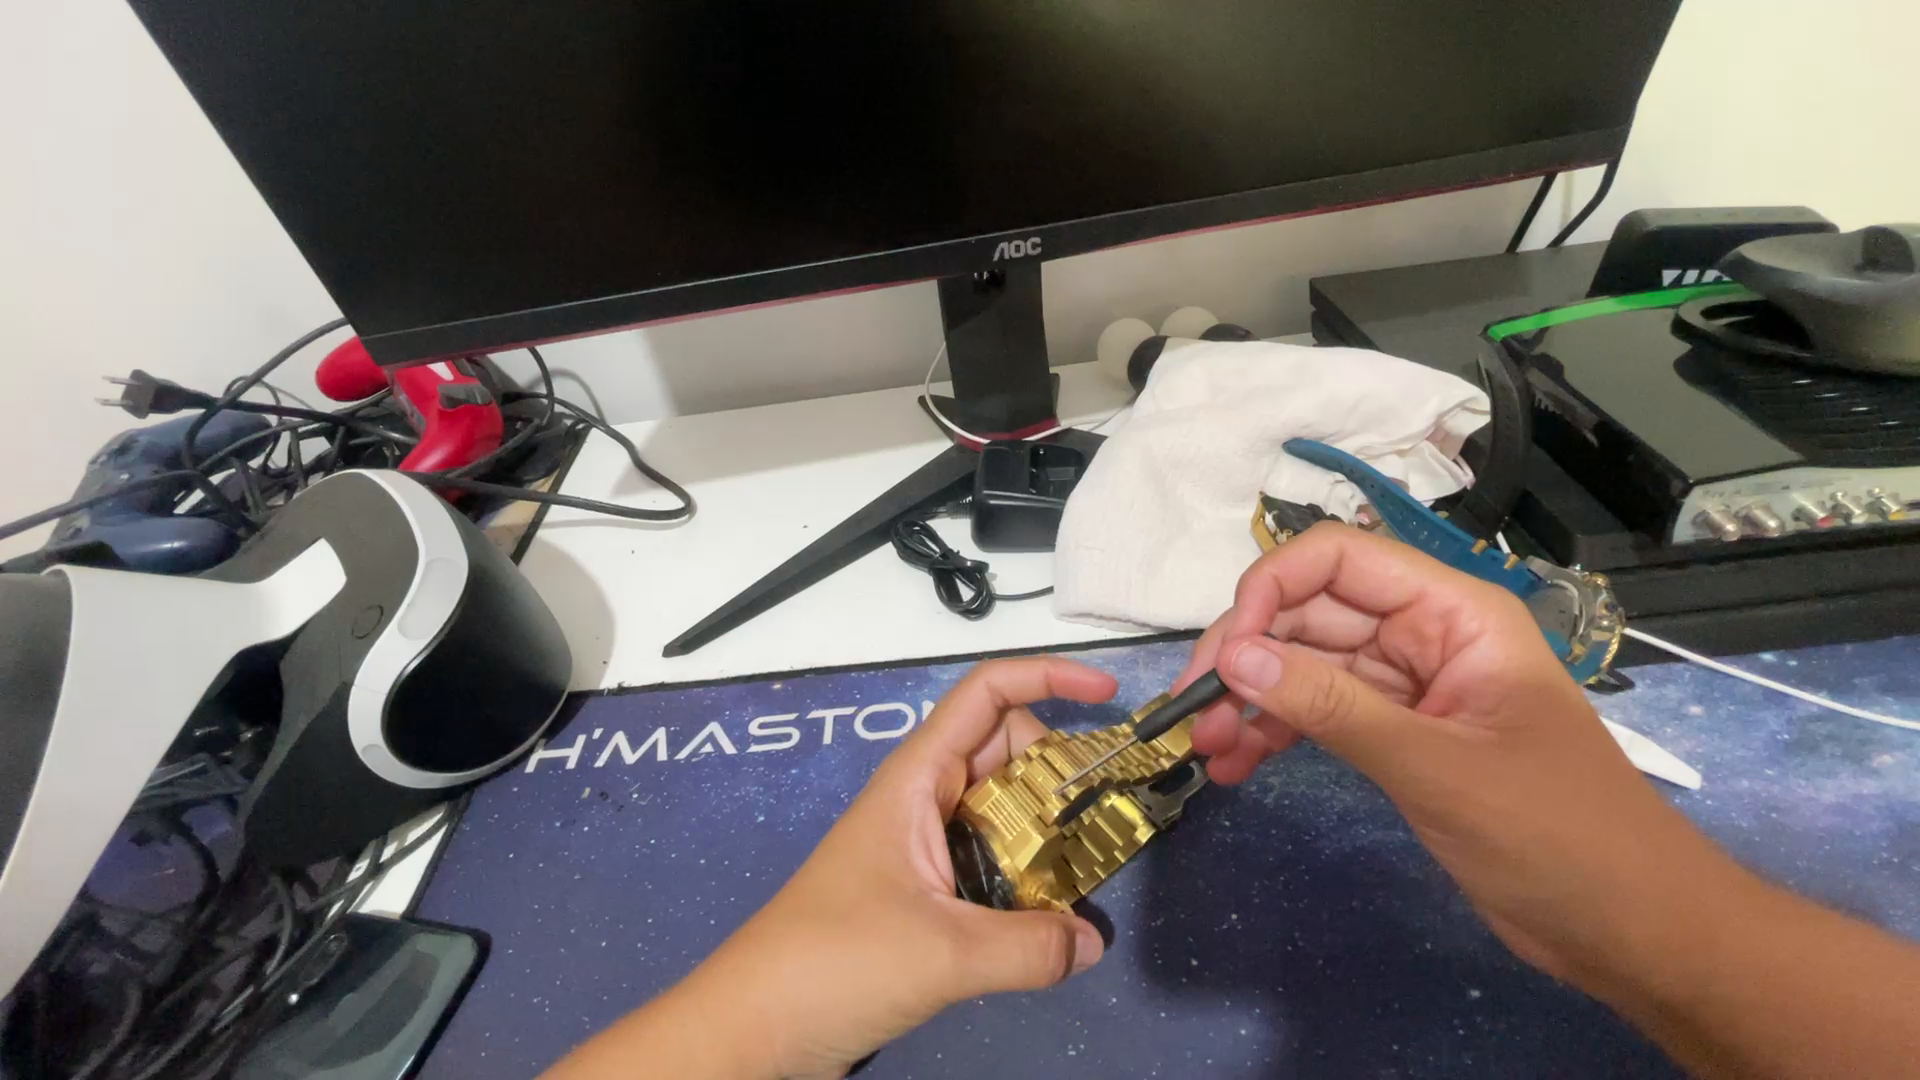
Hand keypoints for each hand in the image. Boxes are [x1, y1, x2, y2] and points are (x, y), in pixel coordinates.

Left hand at [545, 657, 1113, 1079]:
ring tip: (1089, 868)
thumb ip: (1028, 947)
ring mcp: (925, 840)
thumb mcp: (941, 955)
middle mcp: (924, 795)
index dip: (1047, 676)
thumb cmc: (833, 963)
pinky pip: (992, 856)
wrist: (752, 1026)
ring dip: (1048, 827)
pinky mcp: (926, 885)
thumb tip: (1092, 940)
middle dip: (1059, 769)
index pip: (987, 694)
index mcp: (918, 777)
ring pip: (1003, 806)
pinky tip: (1051, 915)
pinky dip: (1028, 871)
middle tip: (1102, 816)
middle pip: (1006, 749)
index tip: (1106, 691)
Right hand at [1176, 524, 1746, 984]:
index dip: (1271, 589)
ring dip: (1248, 701)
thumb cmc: (1560, 836)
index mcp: (1451, 612)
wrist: (1633, 934)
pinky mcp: (1388, 729)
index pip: (1338, 560)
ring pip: (1300, 666)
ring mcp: (1400, 682)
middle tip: (1195, 712)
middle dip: (1245, 658)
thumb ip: (1332, 705)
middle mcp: (1418, 633)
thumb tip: (1234, 658)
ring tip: (1207, 748)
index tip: (1227, 651)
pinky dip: (1272, 733)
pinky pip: (1313, 712)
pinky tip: (1237, 766)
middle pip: (1305, 614)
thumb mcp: (1436, 765)